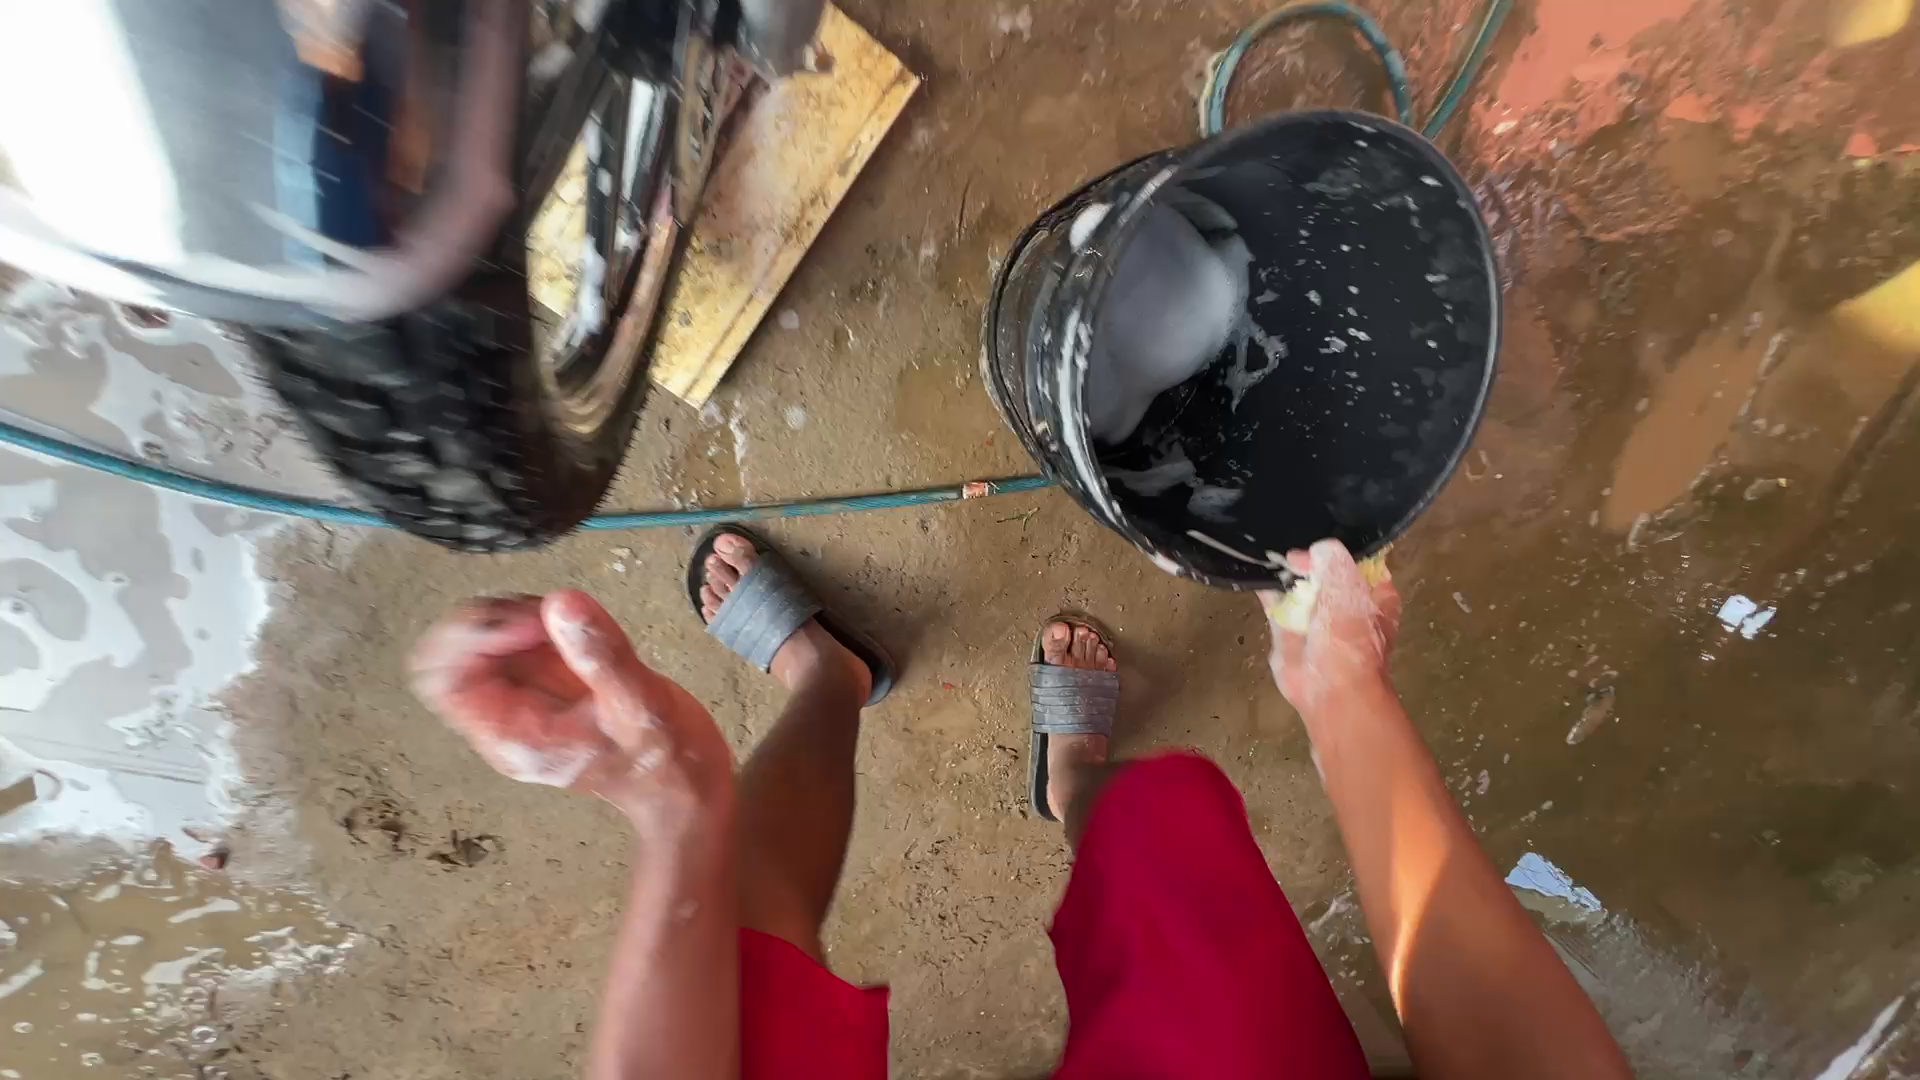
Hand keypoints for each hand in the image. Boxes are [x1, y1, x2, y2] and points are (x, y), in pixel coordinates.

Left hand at [408, 590, 733, 834]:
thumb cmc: (663, 761)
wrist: (687, 785)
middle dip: (497, 619)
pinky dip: (547, 619)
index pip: (444, 678)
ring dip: (522, 615)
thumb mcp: (640, 707)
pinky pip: (525, 638)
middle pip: (455, 653)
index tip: (535, 623)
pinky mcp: (555, 681)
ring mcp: (529, 697)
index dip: (476, 637)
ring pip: (486, 639)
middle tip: (553, 615)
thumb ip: (601, 655)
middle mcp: (508, 716)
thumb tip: (561, 601)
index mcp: (511, 735)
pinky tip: (586, 626)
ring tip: (576, 619)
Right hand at [1258, 538, 1401, 717]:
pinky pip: (1277, 602)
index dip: (1339, 550)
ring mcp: (1317, 617)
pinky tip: (1260, 577)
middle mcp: (1347, 603)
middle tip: (1291, 554)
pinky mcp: (1289, 629)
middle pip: (1326, 570)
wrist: (1327, 687)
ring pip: (1300, 585)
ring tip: (1273, 559)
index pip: (1359, 560)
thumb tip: (1312, 551)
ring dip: (1287, 573)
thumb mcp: (1346, 587)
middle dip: (1309, 560)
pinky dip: (1268, 590)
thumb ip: (1331, 560)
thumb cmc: (1348, 637)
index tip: (1319, 547)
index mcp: (1375, 595)